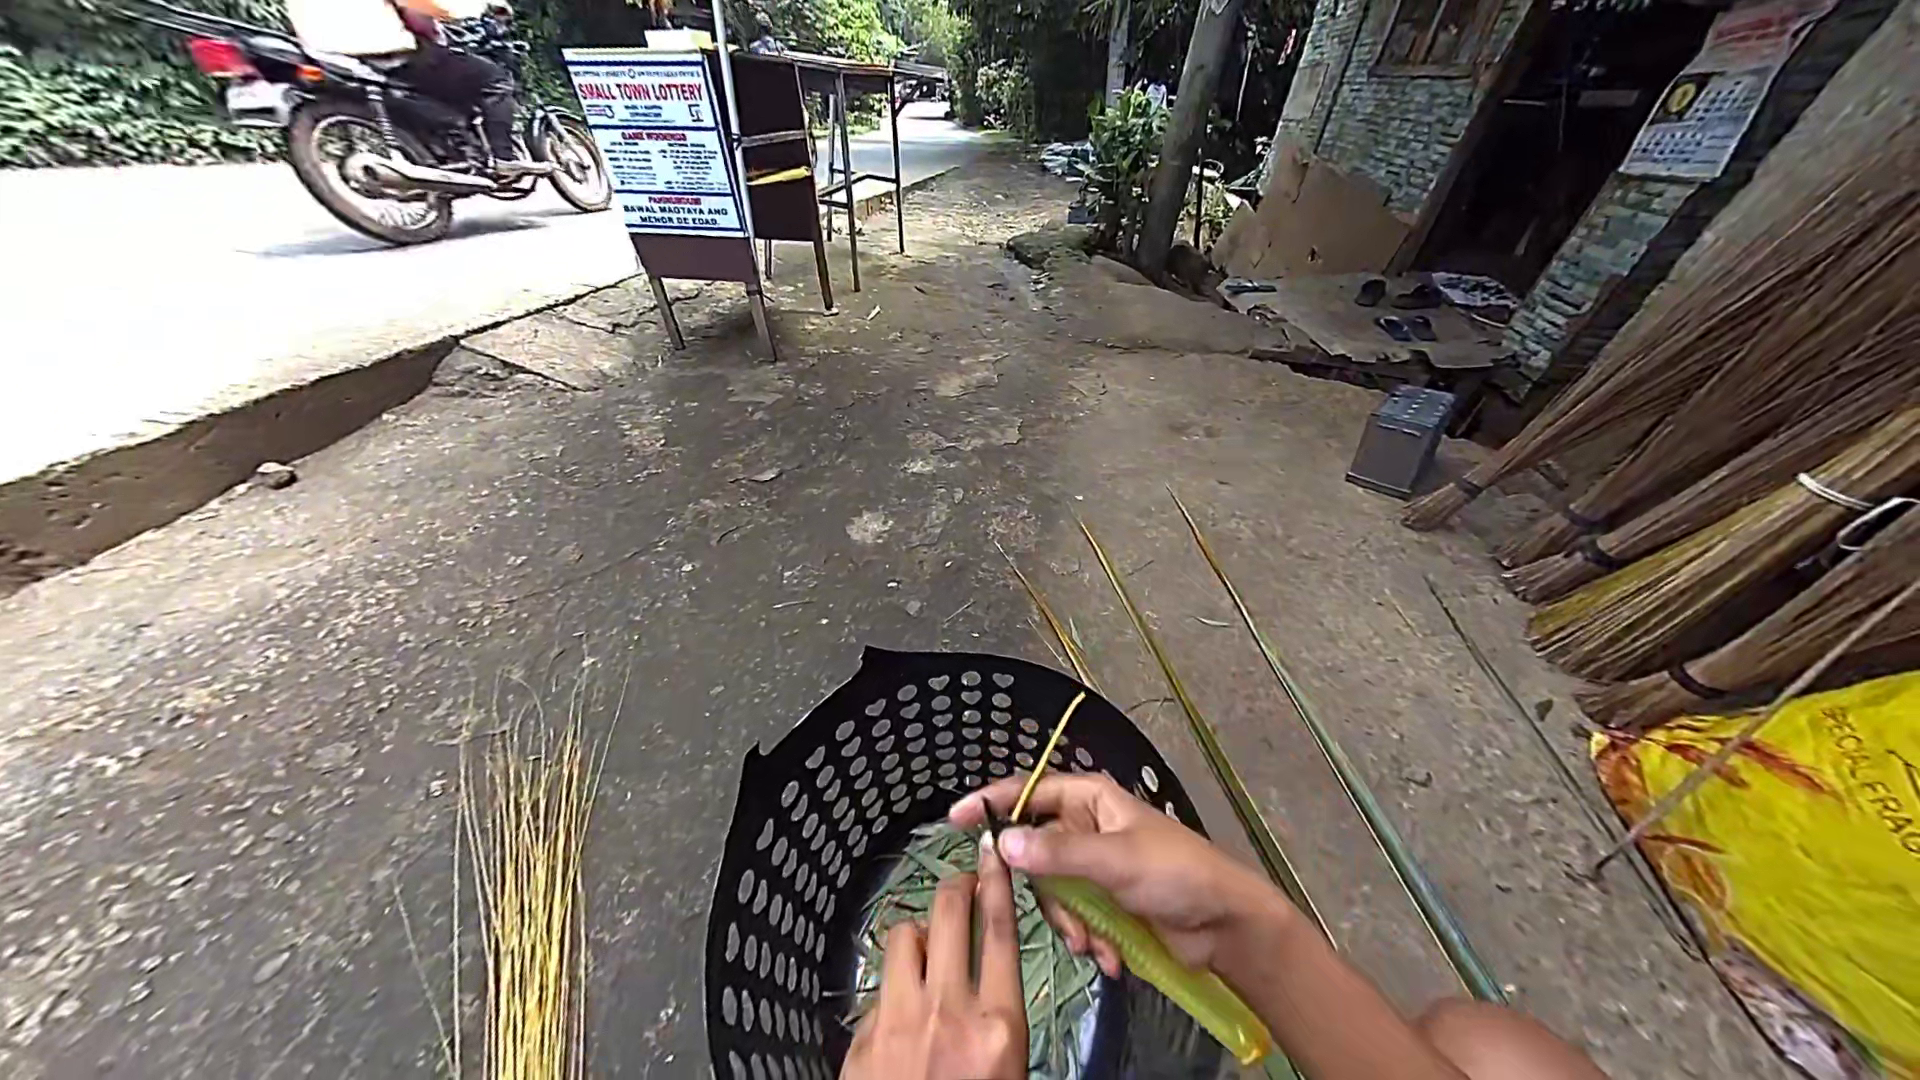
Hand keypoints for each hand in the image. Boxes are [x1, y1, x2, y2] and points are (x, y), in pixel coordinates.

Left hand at [840, 839, 1026, 1079]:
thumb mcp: (1010, 1072)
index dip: (996, 882)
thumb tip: (988, 971)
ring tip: (926, 953)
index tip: (992, 852)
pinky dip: (893, 991)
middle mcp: (945, 1012)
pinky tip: (898, 1017)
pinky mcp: (859, 1041)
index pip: (1000, 930)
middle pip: (947, 913)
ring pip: (903, 936)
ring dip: (917, 935)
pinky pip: (878, 989)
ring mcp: (896, 1022)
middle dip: (955, 886)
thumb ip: (1001, 1017)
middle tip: (962, 883)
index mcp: (995, 1027)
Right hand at [950, 772, 1288, 979]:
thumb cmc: (1175, 872)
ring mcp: (1092, 865)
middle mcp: (1084, 826)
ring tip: (1094, 942)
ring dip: (1068, 922)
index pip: (1029, 791)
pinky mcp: (1101, 900)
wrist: (1225, 926)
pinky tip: (1109, 952)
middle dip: (1045, 890)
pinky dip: (1085, 936)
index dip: (992, 800)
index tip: (956, 818)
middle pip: (1035, 850)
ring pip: (1051, 890)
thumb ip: (1058, 853)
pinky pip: (1072, 915)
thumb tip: (1002, 843)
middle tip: (1059, 916)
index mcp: (1088, 799)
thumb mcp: (1115, 859)